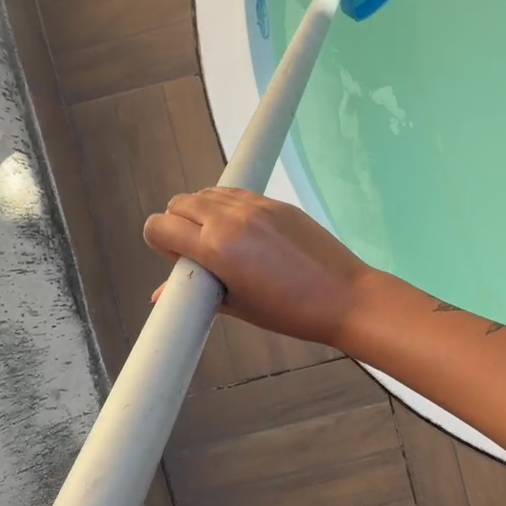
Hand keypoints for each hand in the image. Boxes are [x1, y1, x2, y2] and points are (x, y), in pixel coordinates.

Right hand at [143, 188, 376, 346]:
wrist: (346, 297)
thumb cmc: (293, 311)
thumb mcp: (239, 307)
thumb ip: (197, 292)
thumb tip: (160, 296)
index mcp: (217, 246)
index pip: (159, 226)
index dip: (161, 245)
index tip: (180, 262)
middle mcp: (232, 218)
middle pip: (179, 203)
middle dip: (179, 226)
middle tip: (200, 254)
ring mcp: (258, 207)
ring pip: (207, 193)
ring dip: (203, 213)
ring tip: (224, 244)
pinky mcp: (278, 204)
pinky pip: (238, 194)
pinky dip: (229, 208)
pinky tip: (246, 234)